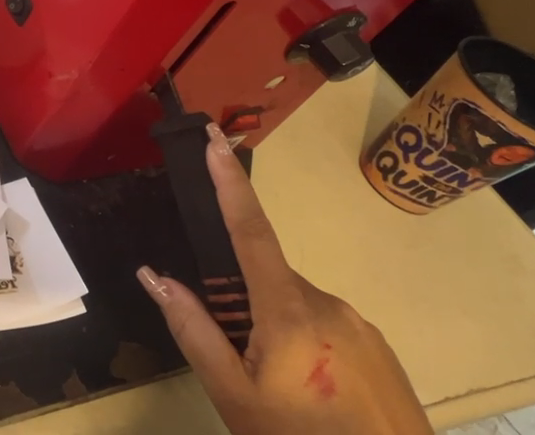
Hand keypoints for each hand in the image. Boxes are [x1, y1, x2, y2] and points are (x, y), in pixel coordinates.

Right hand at [139, 124, 432, 434]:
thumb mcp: (234, 396)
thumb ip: (193, 331)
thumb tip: (153, 275)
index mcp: (288, 312)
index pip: (251, 231)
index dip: (230, 182)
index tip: (214, 138)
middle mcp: (327, 304)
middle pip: (267, 279)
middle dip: (243, 301)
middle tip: (240, 360)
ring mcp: (360, 325)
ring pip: (296, 306)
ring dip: (275, 328)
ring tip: (282, 391)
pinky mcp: (381, 349)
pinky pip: (326, 327)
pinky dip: (306, 346)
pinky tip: (315, 396)